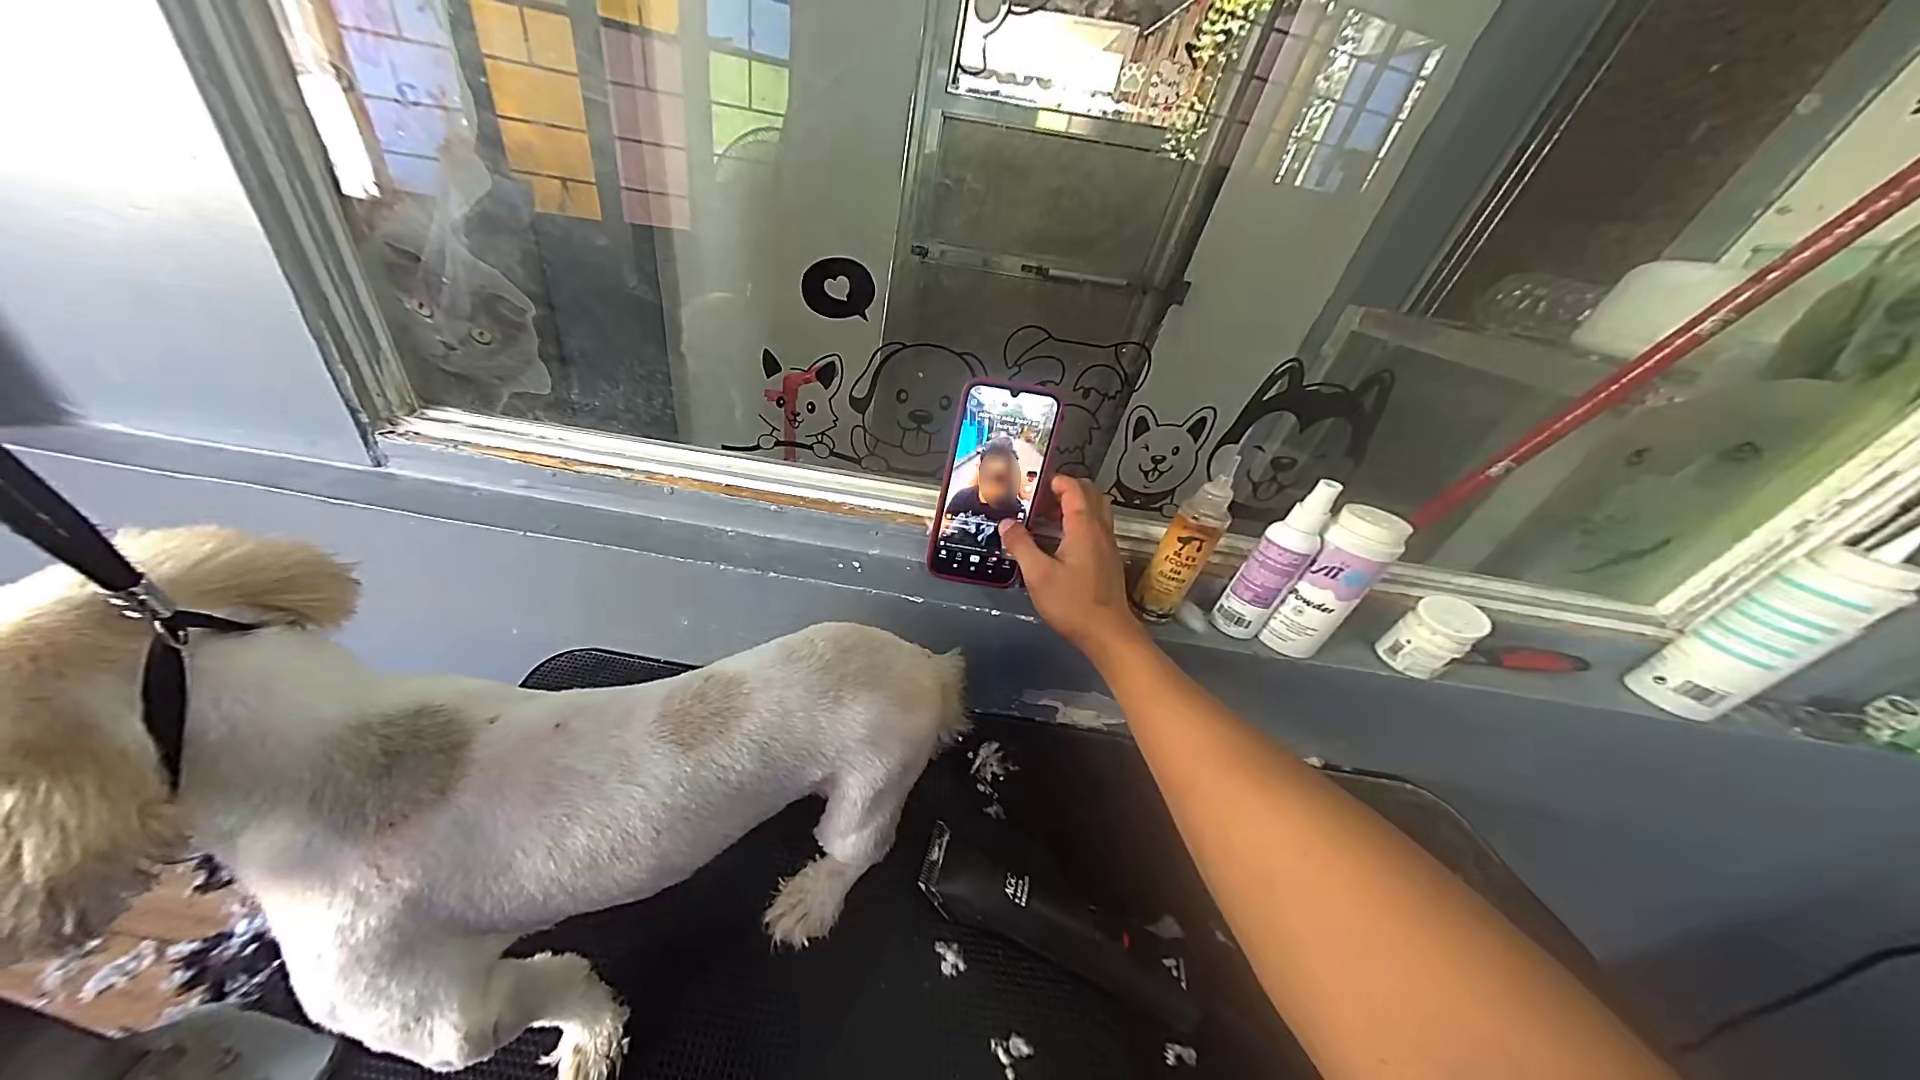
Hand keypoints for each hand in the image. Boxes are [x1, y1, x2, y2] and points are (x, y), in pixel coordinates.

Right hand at [999, 475, 1148, 660]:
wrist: (1107, 632)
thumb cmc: (1072, 602)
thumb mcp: (1038, 574)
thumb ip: (1021, 545)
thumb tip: (1006, 523)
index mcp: (1084, 526)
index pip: (1074, 489)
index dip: (1056, 481)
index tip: (1036, 484)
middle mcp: (1100, 529)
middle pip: (1091, 494)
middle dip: (1069, 488)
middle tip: (1043, 496)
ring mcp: (1108, 544)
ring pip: (1098, 510)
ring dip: (1078, 504)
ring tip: (1052, 515)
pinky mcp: (1109, 559)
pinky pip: (1099, 527)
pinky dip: (1083, 521)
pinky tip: (1064, 539)